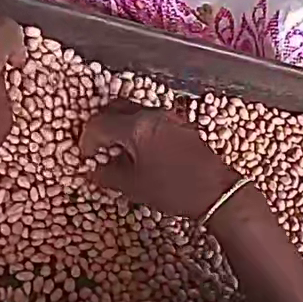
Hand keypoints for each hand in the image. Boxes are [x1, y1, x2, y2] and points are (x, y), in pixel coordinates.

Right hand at [79, 102, 239, 218]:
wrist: (217, 192)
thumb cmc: (174, 190)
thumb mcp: (135, 187)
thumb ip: (108, 175)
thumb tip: (94, 171)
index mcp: (135, 127)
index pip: (98, 125)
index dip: (86, 142)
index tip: (85, 157)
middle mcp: (152, 115)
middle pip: (115, 109)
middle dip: (101, 127)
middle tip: (97, 149)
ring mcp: (170, 117)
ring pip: (135, 112)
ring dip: (121, 126)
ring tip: (118, 151)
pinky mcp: (182, 126)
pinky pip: (152, 120)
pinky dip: (139, 130)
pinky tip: (141, 152)